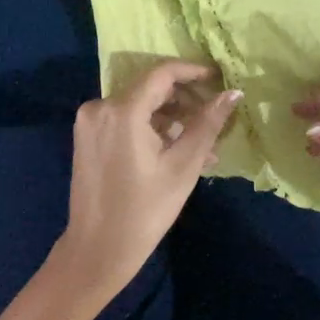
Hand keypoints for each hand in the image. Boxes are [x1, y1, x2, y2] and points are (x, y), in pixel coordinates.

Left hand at [57, 60, 242, 293]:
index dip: (193, 71)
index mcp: (122, 110)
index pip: (162, 73)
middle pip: (150, 88)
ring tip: (204, 143)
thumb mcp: (183, 166)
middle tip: (216, 117)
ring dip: (171, 117)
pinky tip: (176, 149)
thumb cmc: (145, 211)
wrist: (98, 248)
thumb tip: (232, 93)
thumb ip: (207, 124)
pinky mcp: (87, 136)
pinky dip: (150, 128)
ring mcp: (89, 121)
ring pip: (139, 105)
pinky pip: (124, 120)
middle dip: (185, 99)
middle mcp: (99, 106)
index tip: (219, 77)